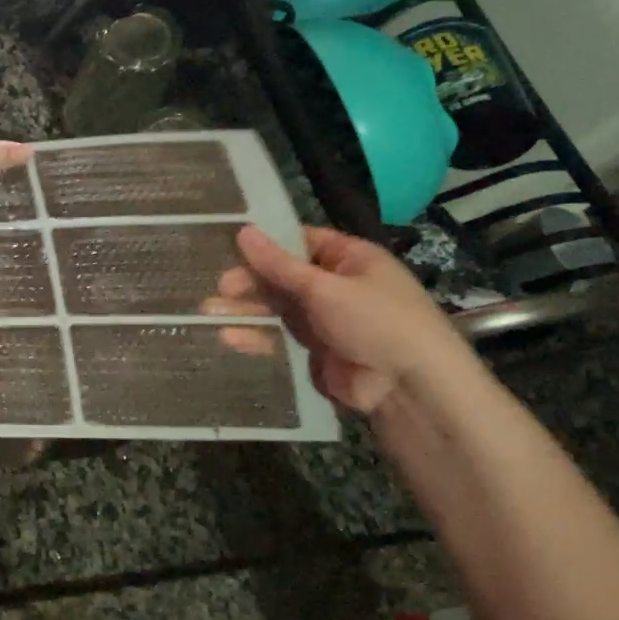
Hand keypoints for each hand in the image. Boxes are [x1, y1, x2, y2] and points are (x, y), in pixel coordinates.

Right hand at [206, 226, 469, 416]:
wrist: (409, 388)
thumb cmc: (377, 322)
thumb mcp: (325, 288)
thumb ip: (278, 264)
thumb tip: (242, 230)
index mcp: (350, 260)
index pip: (300, 241)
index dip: (266, 242)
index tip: (228, 244)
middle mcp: (336, 285)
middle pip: (282, 275)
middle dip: (248, 280)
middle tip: (221, 287)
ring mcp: (324, 318)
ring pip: (275, 306)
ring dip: (244, 308)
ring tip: (208, 312)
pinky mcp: (313, 349)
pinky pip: (278, 336)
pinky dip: (254, 335)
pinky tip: (228, 336)